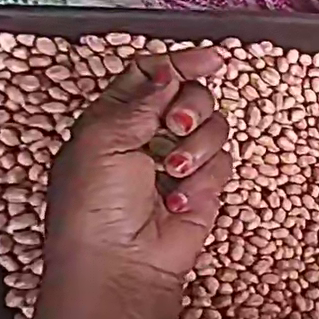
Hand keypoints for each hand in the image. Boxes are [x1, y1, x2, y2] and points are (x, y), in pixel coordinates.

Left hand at [42, 46, 233, 298]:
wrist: (122, 260)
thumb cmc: (95, 206)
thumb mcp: (104, 140)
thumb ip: (142, 101)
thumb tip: (169, 72)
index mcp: (117, 116)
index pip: (154, 74)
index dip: (182, 62)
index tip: (213, 58)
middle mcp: (152, 134)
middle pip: (193, 96)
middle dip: (192, 108)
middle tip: (177, 127)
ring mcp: (182, 160)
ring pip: (215, 129)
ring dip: (197, 149)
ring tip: (174, 174)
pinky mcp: (206, 186)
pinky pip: (223, 164)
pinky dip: (205, 181)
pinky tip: (179, 201)